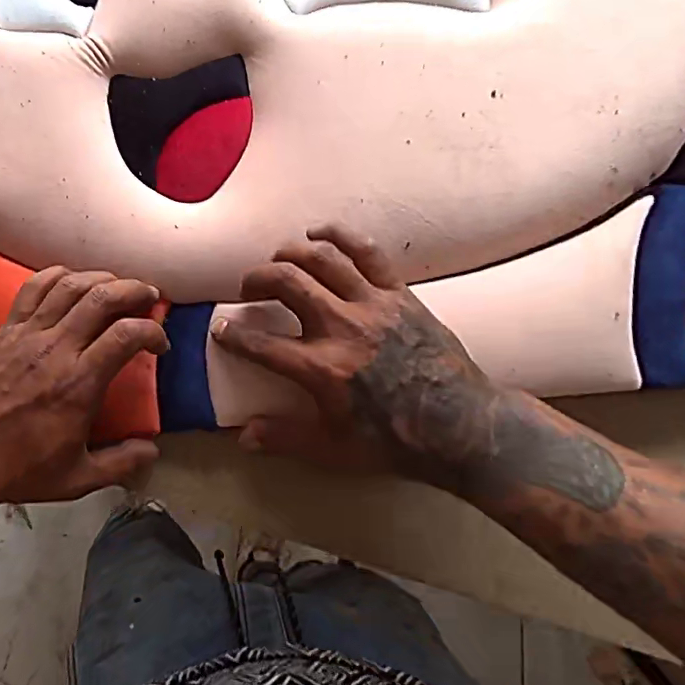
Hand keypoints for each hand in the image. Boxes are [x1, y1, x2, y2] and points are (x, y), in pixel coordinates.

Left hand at [0, 268, 169, 509]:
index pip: (126, 335)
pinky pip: (33, 288)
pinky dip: (57, 275)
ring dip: (101, 277)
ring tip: (118, 284)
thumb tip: (152, 451)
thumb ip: (120, 464)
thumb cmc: (16, 469)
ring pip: (69, 285)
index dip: (152, 331)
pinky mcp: (5, 330)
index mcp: (78, 384)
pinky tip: (72, 279)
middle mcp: (54, 350)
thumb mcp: (77, 479)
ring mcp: (26, 335)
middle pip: (102, 297)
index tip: (159, 345)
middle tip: (149, 297)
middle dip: (134, 290)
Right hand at [210, 225, 503, 489]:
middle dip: (255, 280)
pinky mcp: (399, 293)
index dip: (231, 335)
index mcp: (321, 369)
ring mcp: (372, 305)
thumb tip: (244, 437)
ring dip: (290, 254)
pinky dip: (339, 235)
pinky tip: (318, 234)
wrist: (464, 427)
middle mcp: (341, 328)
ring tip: (277, 261)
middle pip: (285, 282)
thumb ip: (286, 438)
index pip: (260, 344)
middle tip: (248, 290)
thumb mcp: (334, 450)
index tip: (219, 328)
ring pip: (321, 259)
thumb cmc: (395, 442)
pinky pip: (367, 252)